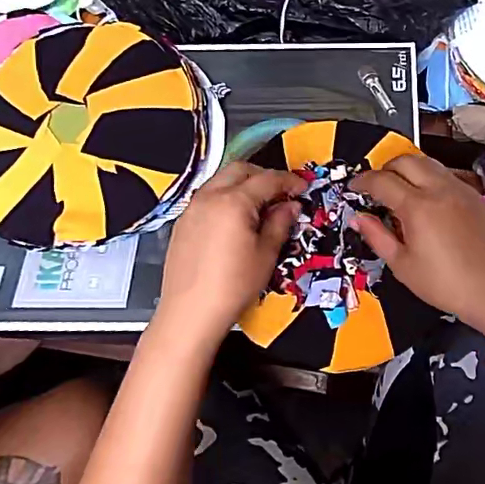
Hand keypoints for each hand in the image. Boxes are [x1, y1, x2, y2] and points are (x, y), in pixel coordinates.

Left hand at [156, 163, 303, 342]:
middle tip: (282, 192)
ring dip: (243, 184)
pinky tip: (237, 219)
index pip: (268, 179)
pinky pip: (207, 197)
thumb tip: (289, 207)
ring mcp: (192, 209)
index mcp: (233, 202)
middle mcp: (209, 198)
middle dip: (264, 175)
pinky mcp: (183, 223)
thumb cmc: (230, 287)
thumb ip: (280, 222)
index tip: (301, 187)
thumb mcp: (267, 253)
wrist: (190, 313)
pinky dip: (226, 197)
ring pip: (221, 180)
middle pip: (241, 170)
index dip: (289, 181)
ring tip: (260, 205)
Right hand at [351, 154, 484, 319]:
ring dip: (409, 169)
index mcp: (418, 207)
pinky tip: (427, 200)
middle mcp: (440, 191)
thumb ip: (377, 236)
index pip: (382, 180)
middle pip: (406, 160)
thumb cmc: (447, 283)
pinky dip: (431, 178)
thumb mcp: (402, 265)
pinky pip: (447, 175)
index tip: (355, 187)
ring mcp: (460, 190)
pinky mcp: (475, 196)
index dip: (363, 181)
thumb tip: (359, 219)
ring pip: (429, 163)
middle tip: (376, 185)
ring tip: (400, 190)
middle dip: (386, 168)